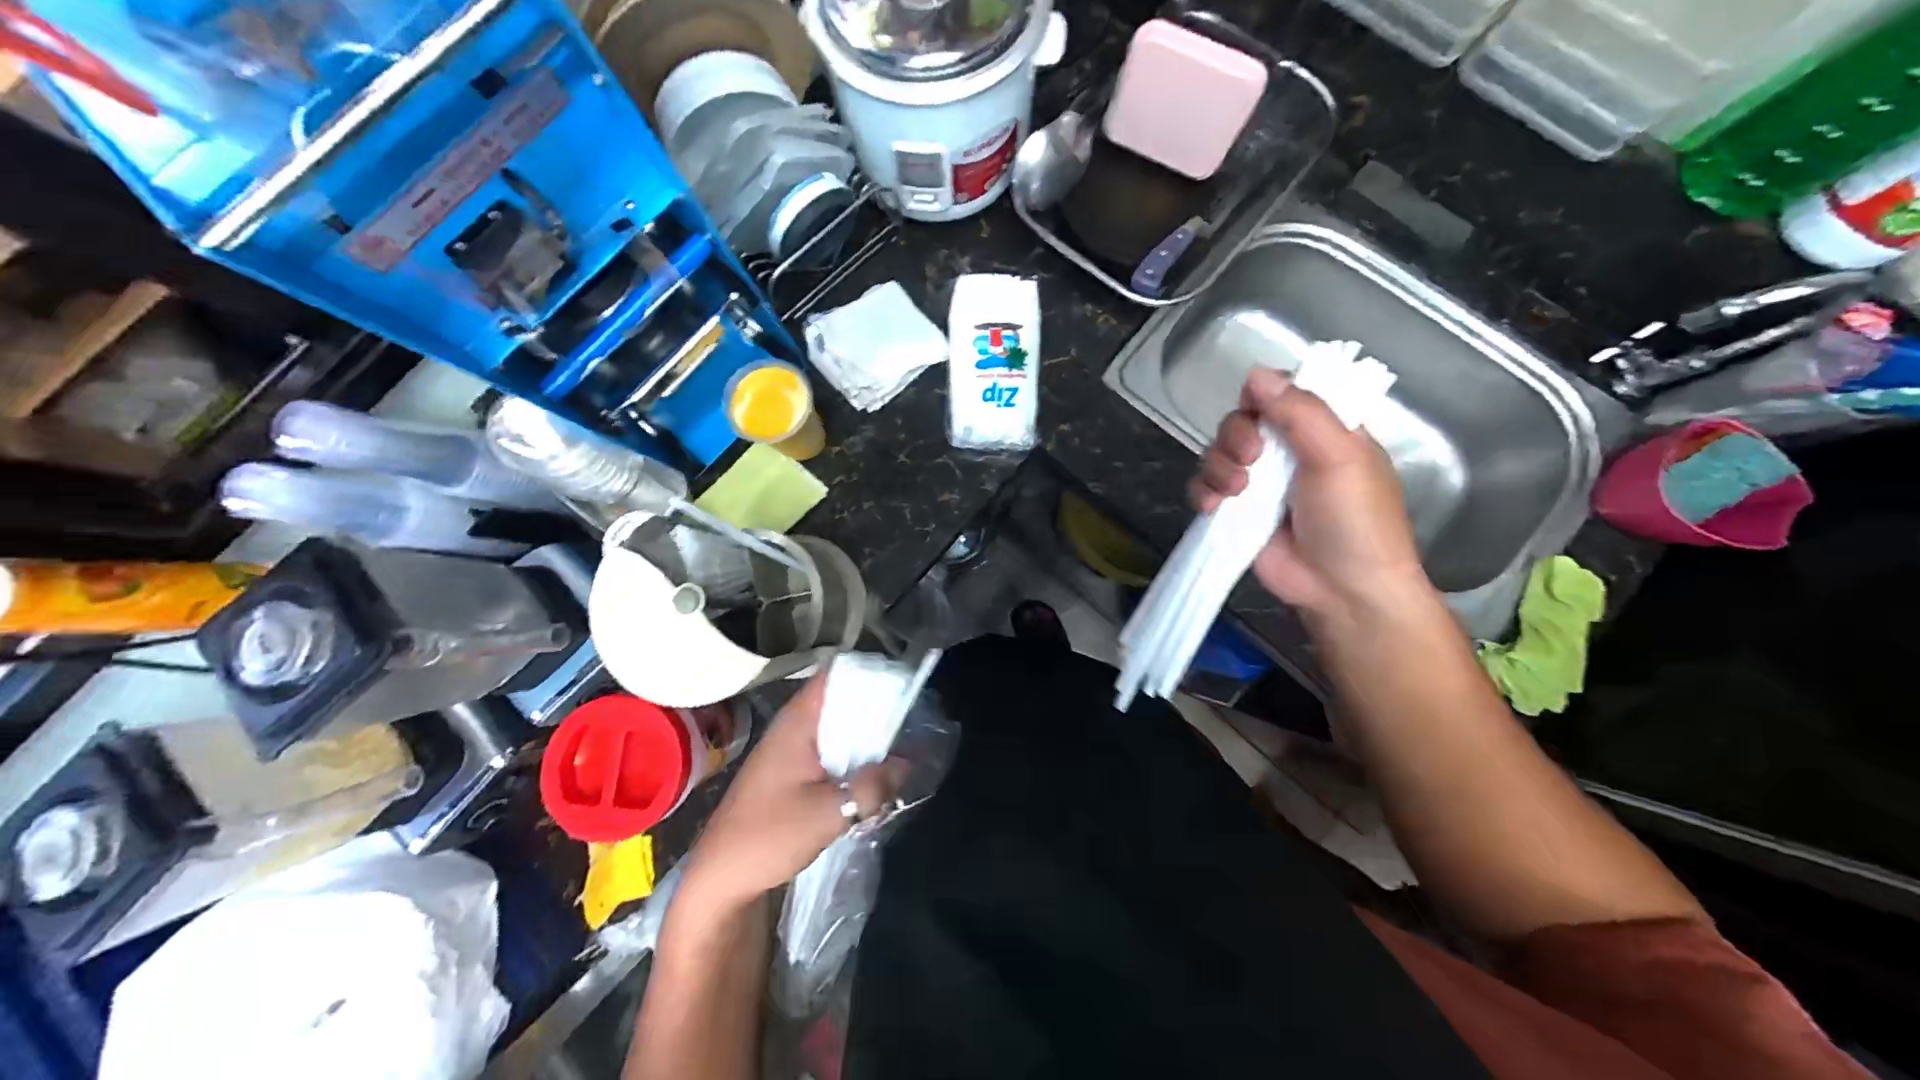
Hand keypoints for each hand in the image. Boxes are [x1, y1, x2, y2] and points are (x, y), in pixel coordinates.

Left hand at [677, 666, 895, 910]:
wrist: (720, 880)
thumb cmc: (768, 836)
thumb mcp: (829, 813)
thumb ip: (872, 786)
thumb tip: (907, 764)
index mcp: (797, 723)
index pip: (834, 676)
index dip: (868, 672)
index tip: (903, 680)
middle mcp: (794, 729)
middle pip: (841, 702)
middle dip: (877, 706)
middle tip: (915, 713)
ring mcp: (792, 753)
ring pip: (839, 730)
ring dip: (867, 736)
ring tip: (906, 740)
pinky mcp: (794, 777)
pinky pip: (832, 754)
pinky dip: (855, 757)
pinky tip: (877, 772)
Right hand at [1189, 367, 1432, 624]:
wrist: (1342, 590)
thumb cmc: (1355, 520)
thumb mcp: (1339, 456)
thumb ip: (1300, 412)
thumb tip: (1256, 374)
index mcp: (1324, 430)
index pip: (1283, 394)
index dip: (1263, 396)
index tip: (1259, 410)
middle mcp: (1289, 452)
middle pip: (1242, 420)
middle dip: (1236, 436)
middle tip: (1251, 459)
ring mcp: (1261, 483)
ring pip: (1218, 452)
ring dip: (1218, 465)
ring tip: (1236, 491)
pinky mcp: (1237, 513)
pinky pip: (1205, 487)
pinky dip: (1204, 491)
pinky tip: (1215, 505)